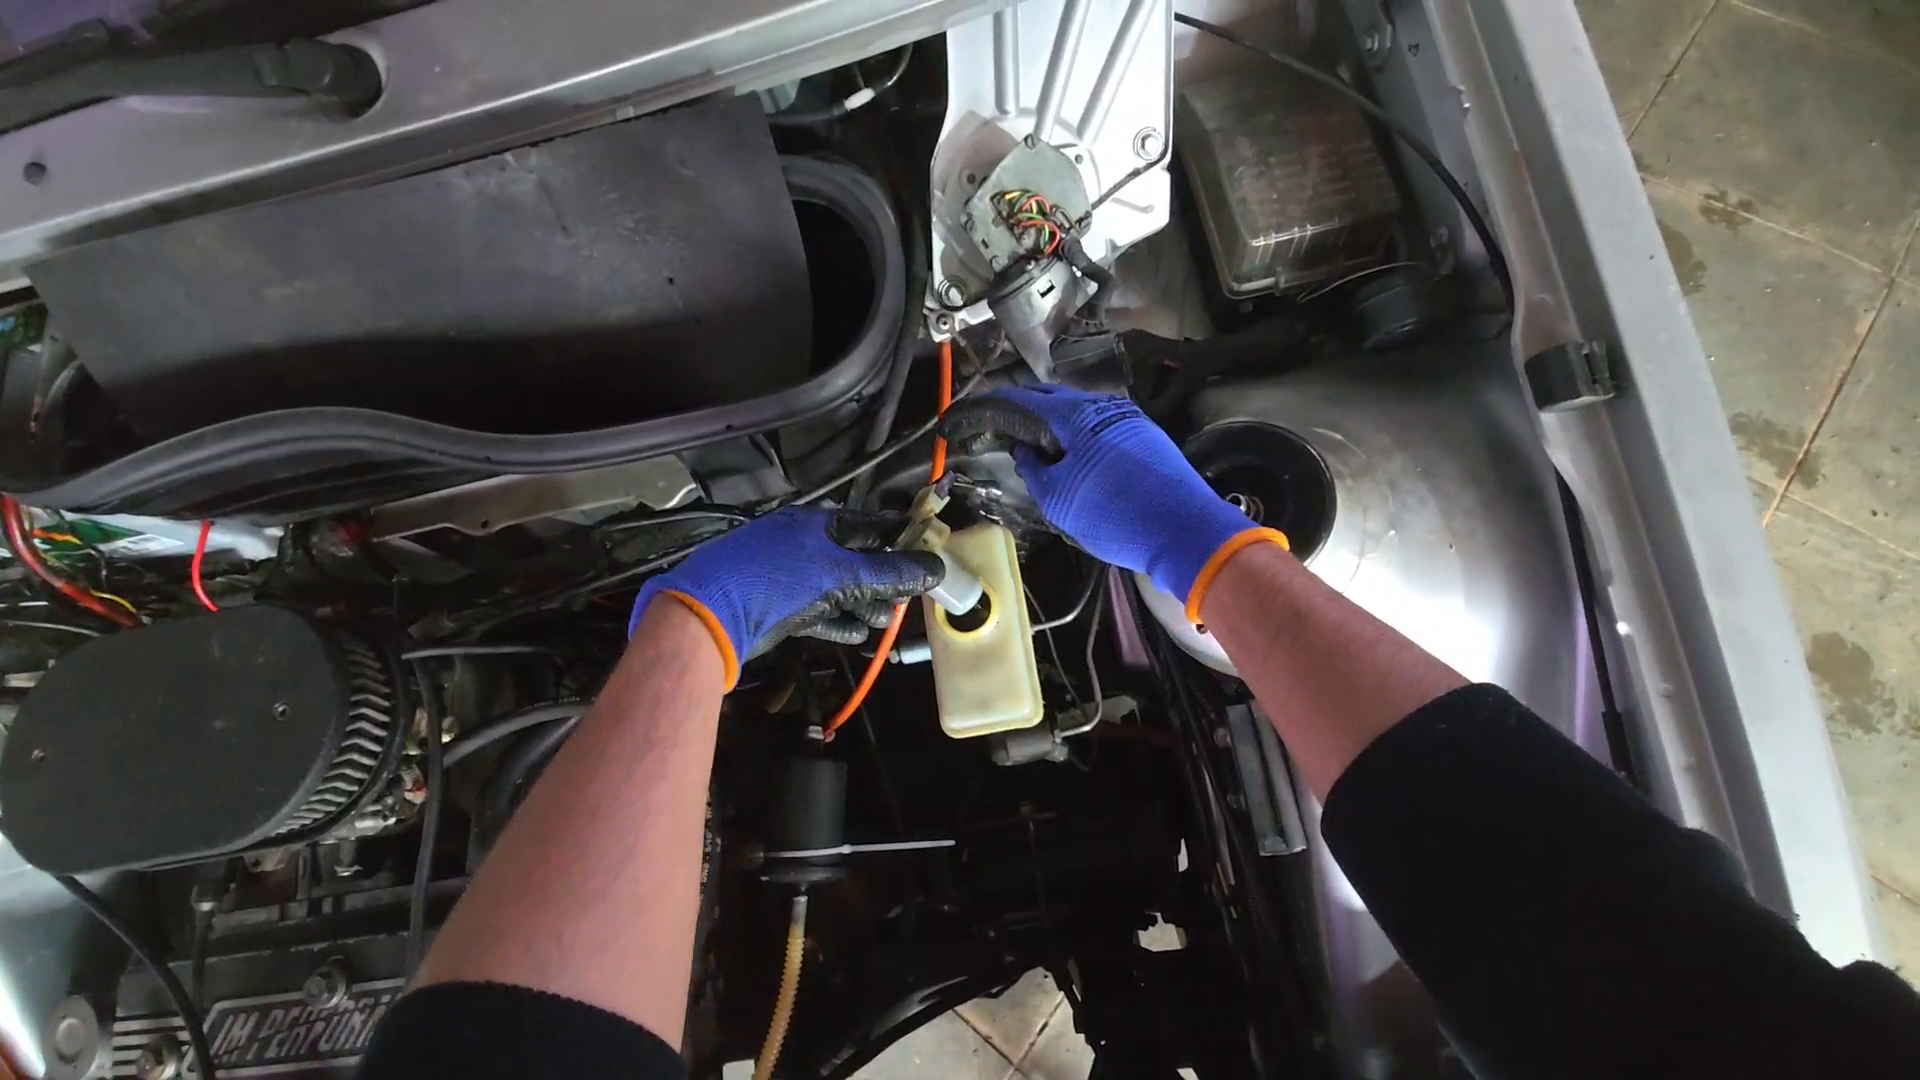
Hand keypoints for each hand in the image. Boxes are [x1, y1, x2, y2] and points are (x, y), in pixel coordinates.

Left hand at [632, 507, 944, 686]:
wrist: (710, 614)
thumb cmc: (777, 579)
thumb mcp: (839, 573)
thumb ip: (888, 573)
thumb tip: (935, 568)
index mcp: (814, 524)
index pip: (867, 524)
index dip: (897, 536)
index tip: (925, 548)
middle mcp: (800, 545)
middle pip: (853, 559)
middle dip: (882, 579)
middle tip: (909, 596)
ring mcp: (785, 577)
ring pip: (836, 588)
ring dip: (863, 604)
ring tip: (886, 620)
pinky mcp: (776, 607)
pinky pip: (816, 612)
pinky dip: (837, 621)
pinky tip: (857, 632)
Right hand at [939, 384, 1285, 619]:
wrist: (1187, 531)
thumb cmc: (1116, 515)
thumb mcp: (1059, 499)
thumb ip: (1034, 469)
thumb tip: (1024, 451)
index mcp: (1076, 415)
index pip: (1020, 399)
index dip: (988, 407)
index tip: (965, 416)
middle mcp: (1103, 406)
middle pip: (1051, 398)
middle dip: (1020, 410)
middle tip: (998, 427)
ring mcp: (1129, 418)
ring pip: (1078, 412)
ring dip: (1050, 423)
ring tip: (1031, 444)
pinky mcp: (1145, 436)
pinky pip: (1098, 425)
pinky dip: (1075, 434)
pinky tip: (1071, 454)